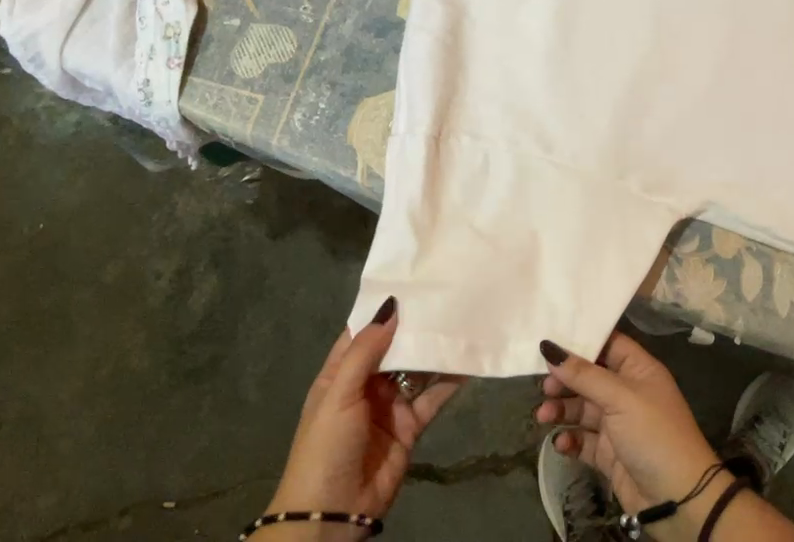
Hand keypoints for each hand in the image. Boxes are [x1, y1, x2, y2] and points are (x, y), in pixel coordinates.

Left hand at [266, 298, 463, 530]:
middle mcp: (366, 384)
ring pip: (416, 370)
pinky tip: (468, 361)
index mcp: (340, 373)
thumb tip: (391, 306)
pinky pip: (432, 397)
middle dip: (416, 327)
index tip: (412, 280)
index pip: (362, 332)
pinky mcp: (410, 426)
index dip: (383, 309)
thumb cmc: (325, 447)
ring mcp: (389, 405)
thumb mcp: (339, 394)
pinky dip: (449, 382)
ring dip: (435, 351)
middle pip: (394, 348)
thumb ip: (366, 350)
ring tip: (463, 321)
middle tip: (447, 295)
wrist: (332, 513)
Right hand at [535, 333, 722, 517]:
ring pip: (583, 409)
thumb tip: (550, 349)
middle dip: (566, 380)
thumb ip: (584, 375)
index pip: (609, 345)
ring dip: (562, 410)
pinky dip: (570, 439)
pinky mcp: (610, 453)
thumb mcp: (620, 398)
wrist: (676, 497)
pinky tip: (561, 443)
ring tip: (543, 415)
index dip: (582, 341)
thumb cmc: (653, 433)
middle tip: (544, 386)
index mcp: (639, 370)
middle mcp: (628, 393)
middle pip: (590, 377)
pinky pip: (584, 440)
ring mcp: (619, 424)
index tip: (550, 340)